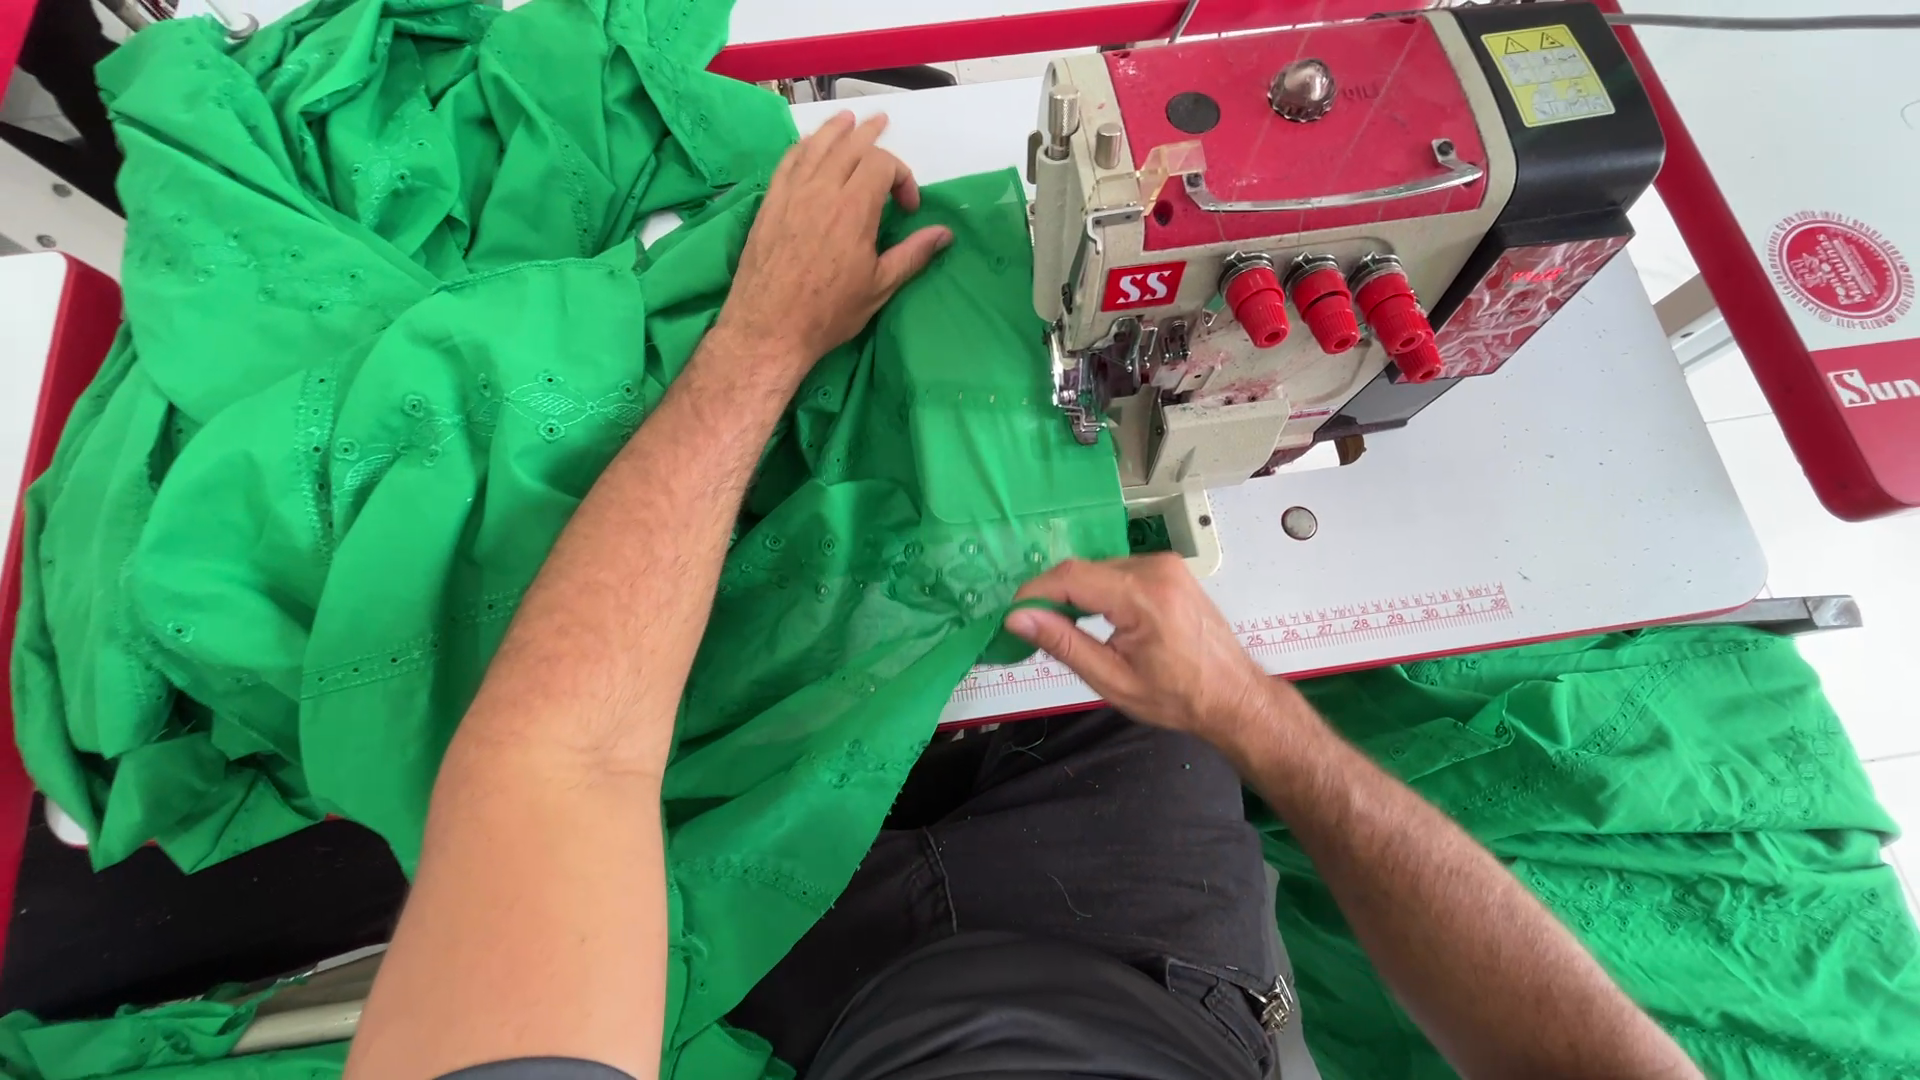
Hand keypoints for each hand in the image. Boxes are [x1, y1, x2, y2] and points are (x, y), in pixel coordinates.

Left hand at [717, 111, 951, 379]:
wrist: (770, 326)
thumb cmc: (829, 312)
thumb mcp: (879, 287)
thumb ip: (912, 255)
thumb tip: (944, 234)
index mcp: (854, 209)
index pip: (882, 165)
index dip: (902, 176)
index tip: (908, 207)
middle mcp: (822, 190)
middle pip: (850, 146)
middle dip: (870, 135)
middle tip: (882, 125)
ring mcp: (792, 193)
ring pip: (817, 145)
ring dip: (836, 129)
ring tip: (849, 120)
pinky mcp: (771, 203)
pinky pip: (789, 161)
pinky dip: (804, 146)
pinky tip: (809, 144)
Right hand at [1003, 554, 1294, 749]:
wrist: (1234, 697)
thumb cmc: (1176, 698)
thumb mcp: (1112, 679)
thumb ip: (1063, 643)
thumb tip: (1017, 618)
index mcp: (1143, 595)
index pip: (1071, 578)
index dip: (1034, 592)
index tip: (1012, 615)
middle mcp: (1155, 567)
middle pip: (1084, 570)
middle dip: (1053, 596)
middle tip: (1033, 628)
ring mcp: (1166, 564)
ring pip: (1099, 568)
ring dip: (1076, 593)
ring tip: (1064, 628)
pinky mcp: (1170, 568)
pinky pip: (1119, 570)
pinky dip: (1098, 590)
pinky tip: (1095, 617)